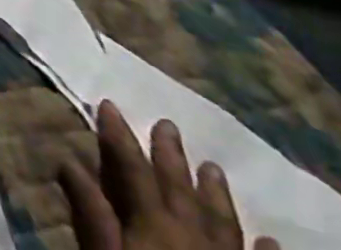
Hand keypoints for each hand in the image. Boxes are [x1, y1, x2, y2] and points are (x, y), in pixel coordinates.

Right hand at [59, 100, 278, 249]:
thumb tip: (69, 163)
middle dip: (170, 153)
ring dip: (215, 192)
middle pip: (180, 187)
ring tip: (213, 168)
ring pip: (222, 220)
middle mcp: (193, 236)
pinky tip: (270, 239)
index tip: (109, 104)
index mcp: (154, 224)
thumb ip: (93, 215)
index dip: (119, 135)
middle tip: (167, 124)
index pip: (132, 168)